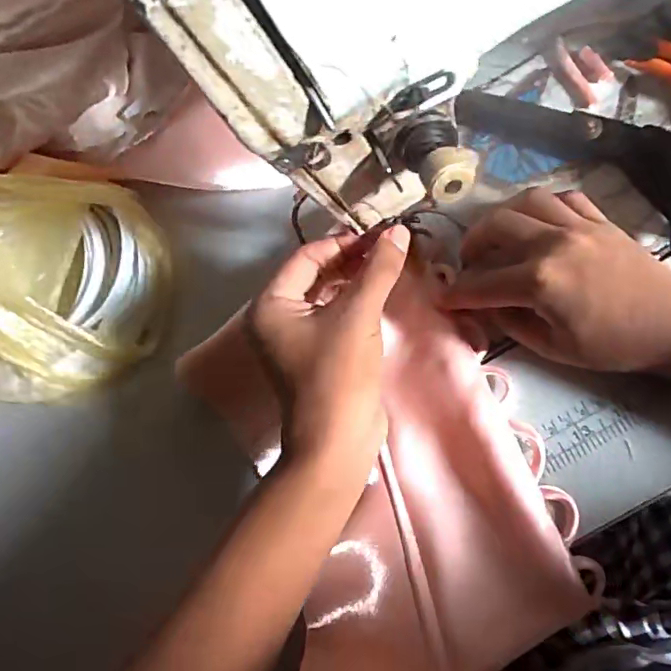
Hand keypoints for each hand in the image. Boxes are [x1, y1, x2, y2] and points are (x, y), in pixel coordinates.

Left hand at [248, 223, 409, 464]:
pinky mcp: (320, 355)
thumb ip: (378, 271)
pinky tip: (382, 295)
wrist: (338, 439)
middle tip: (388, 247)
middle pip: (315, 274)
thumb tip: (399, 231)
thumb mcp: (358, 315)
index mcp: (272, 305)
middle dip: (351, 259)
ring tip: (390, 265)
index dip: (342, 242)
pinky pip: (337, 316)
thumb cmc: (339, 373)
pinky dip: (358, 302)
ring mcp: (298, 339)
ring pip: (328, 296)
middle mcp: (277, 318)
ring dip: (356, 280)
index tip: (379, 235)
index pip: (306, 257)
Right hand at [443, 188, 670, 371]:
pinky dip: (544, 206)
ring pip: (527, 201)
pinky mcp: (601, 220)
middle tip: (470, 264)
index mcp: (540, 280)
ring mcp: (579, 225)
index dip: (457, 292)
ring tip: (499, 236)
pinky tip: (541, 224)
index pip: (482, 283)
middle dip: (472, 244)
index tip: (441, 298)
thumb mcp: (558, 348)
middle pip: (496, 226)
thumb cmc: (616, 344)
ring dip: (503, 216)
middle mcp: (553, 242)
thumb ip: (515, 324)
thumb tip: (486, 307)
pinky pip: (564, 198)